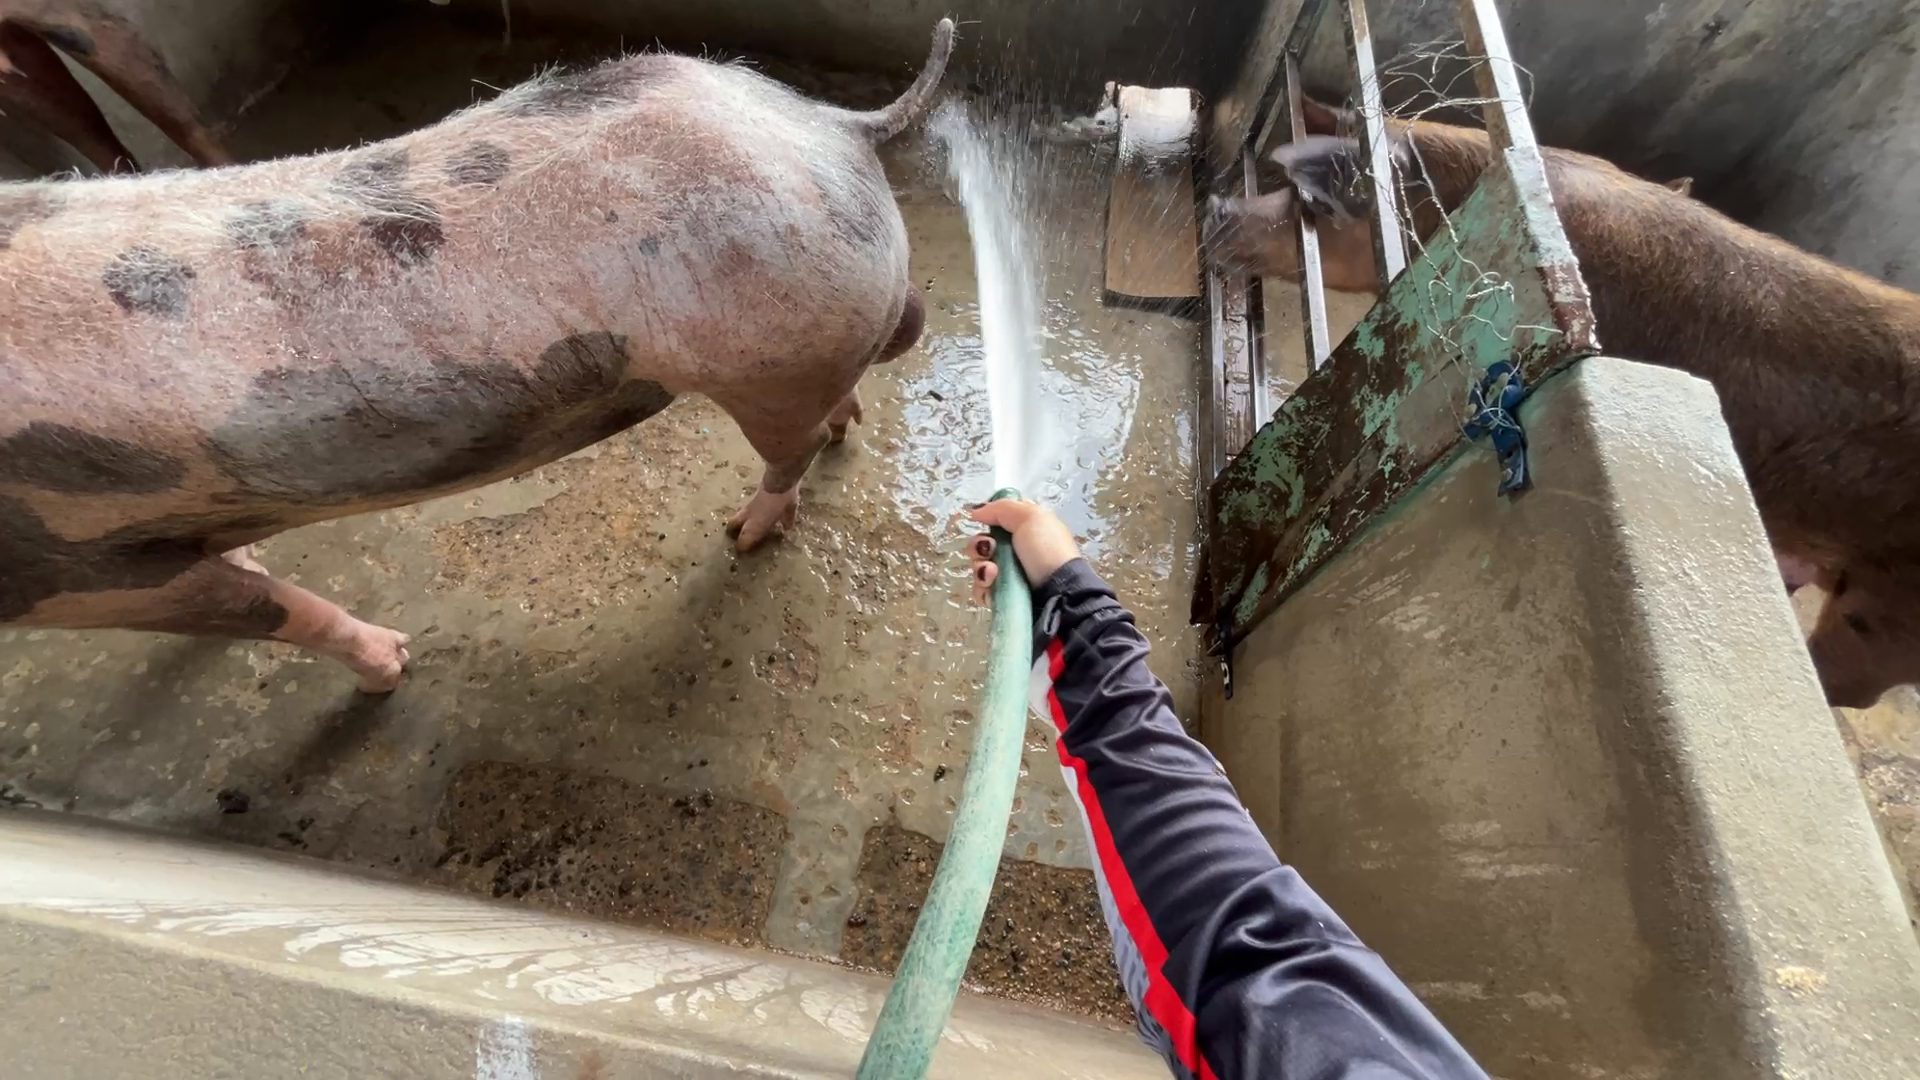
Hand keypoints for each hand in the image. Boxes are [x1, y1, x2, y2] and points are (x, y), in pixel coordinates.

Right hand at [964, 498, 1080, 604]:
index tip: (985, 523)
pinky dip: (984, 587)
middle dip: (980, 546)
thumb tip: (975, 512)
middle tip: (990, 550)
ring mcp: (1008, 574)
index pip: (996, 520)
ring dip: (981, 567)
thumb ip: (1002, 508)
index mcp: (1025, 529)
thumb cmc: (1047, 550)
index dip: (987, 521)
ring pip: (979, 566)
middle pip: (982, 544)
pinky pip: (982, 589)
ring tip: (994, 572)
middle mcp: (1015, 550)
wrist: (1058, 591)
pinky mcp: (1003, 596)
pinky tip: (993, 585)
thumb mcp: (1031, 517)